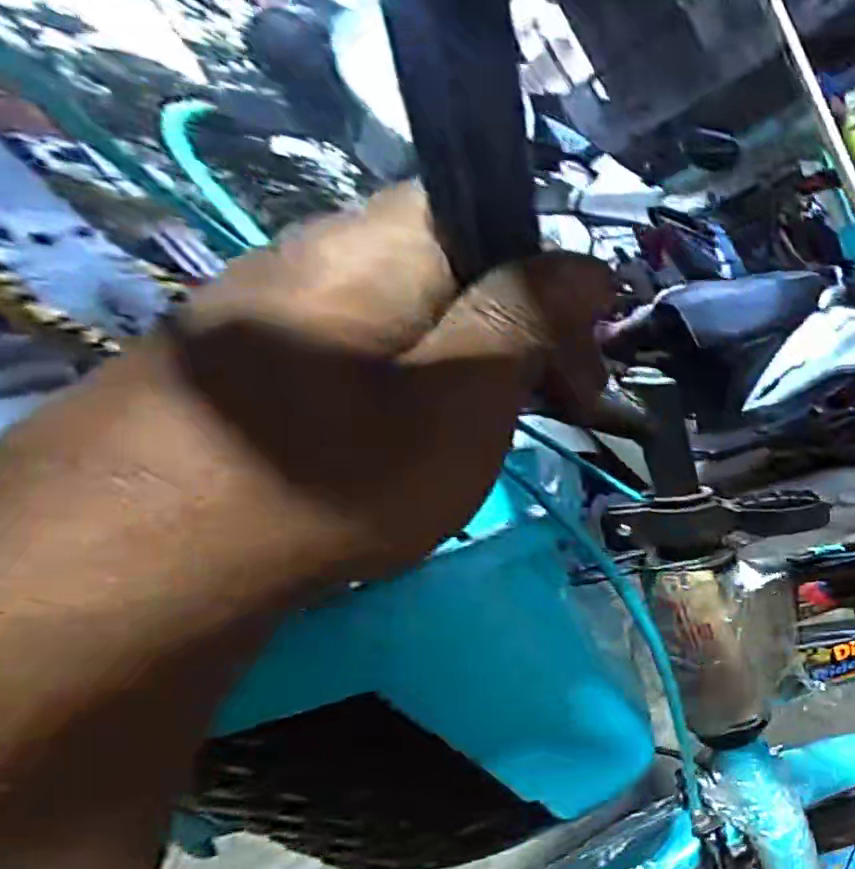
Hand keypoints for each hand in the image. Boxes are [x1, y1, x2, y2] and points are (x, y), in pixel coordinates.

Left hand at [156, 184, 613, 579]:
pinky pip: (391, 343)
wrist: (152, 559)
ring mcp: (294, 310)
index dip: (552, 270)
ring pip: (431, 308)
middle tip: (573, 402)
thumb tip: (588, 266)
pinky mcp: (282, 360)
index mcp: (373, 253)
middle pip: (463, 264)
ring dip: (496, 356)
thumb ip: (522, 321)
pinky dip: (445, 376)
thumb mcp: (459, 398)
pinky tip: (453, 427)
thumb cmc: (337, 474)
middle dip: (535, 324)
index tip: (585, 347)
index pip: (484, 210)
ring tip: (524, 420)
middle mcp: (326, 259)